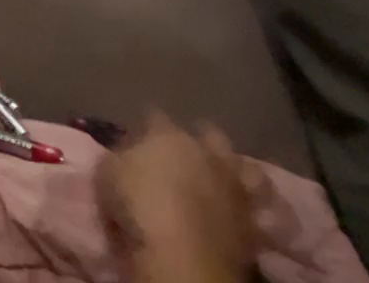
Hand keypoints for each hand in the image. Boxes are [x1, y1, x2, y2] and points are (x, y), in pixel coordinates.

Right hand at [96, 111, 254, 282]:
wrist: (183, 253)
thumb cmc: (136, 204)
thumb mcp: (108, 171)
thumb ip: (121, 155)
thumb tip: (130, 151)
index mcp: (169, 136)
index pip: (156, 115)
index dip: (147, 121)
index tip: (139, 128)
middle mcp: (209, 155)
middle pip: (212, 134)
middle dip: (201, 135)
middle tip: (188, 146)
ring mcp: (237, 188)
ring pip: (249, 169)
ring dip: (237, 168)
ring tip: (225, 173)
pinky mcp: (256, 220)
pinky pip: (260, 206)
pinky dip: (252, 203)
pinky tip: (241, 204)